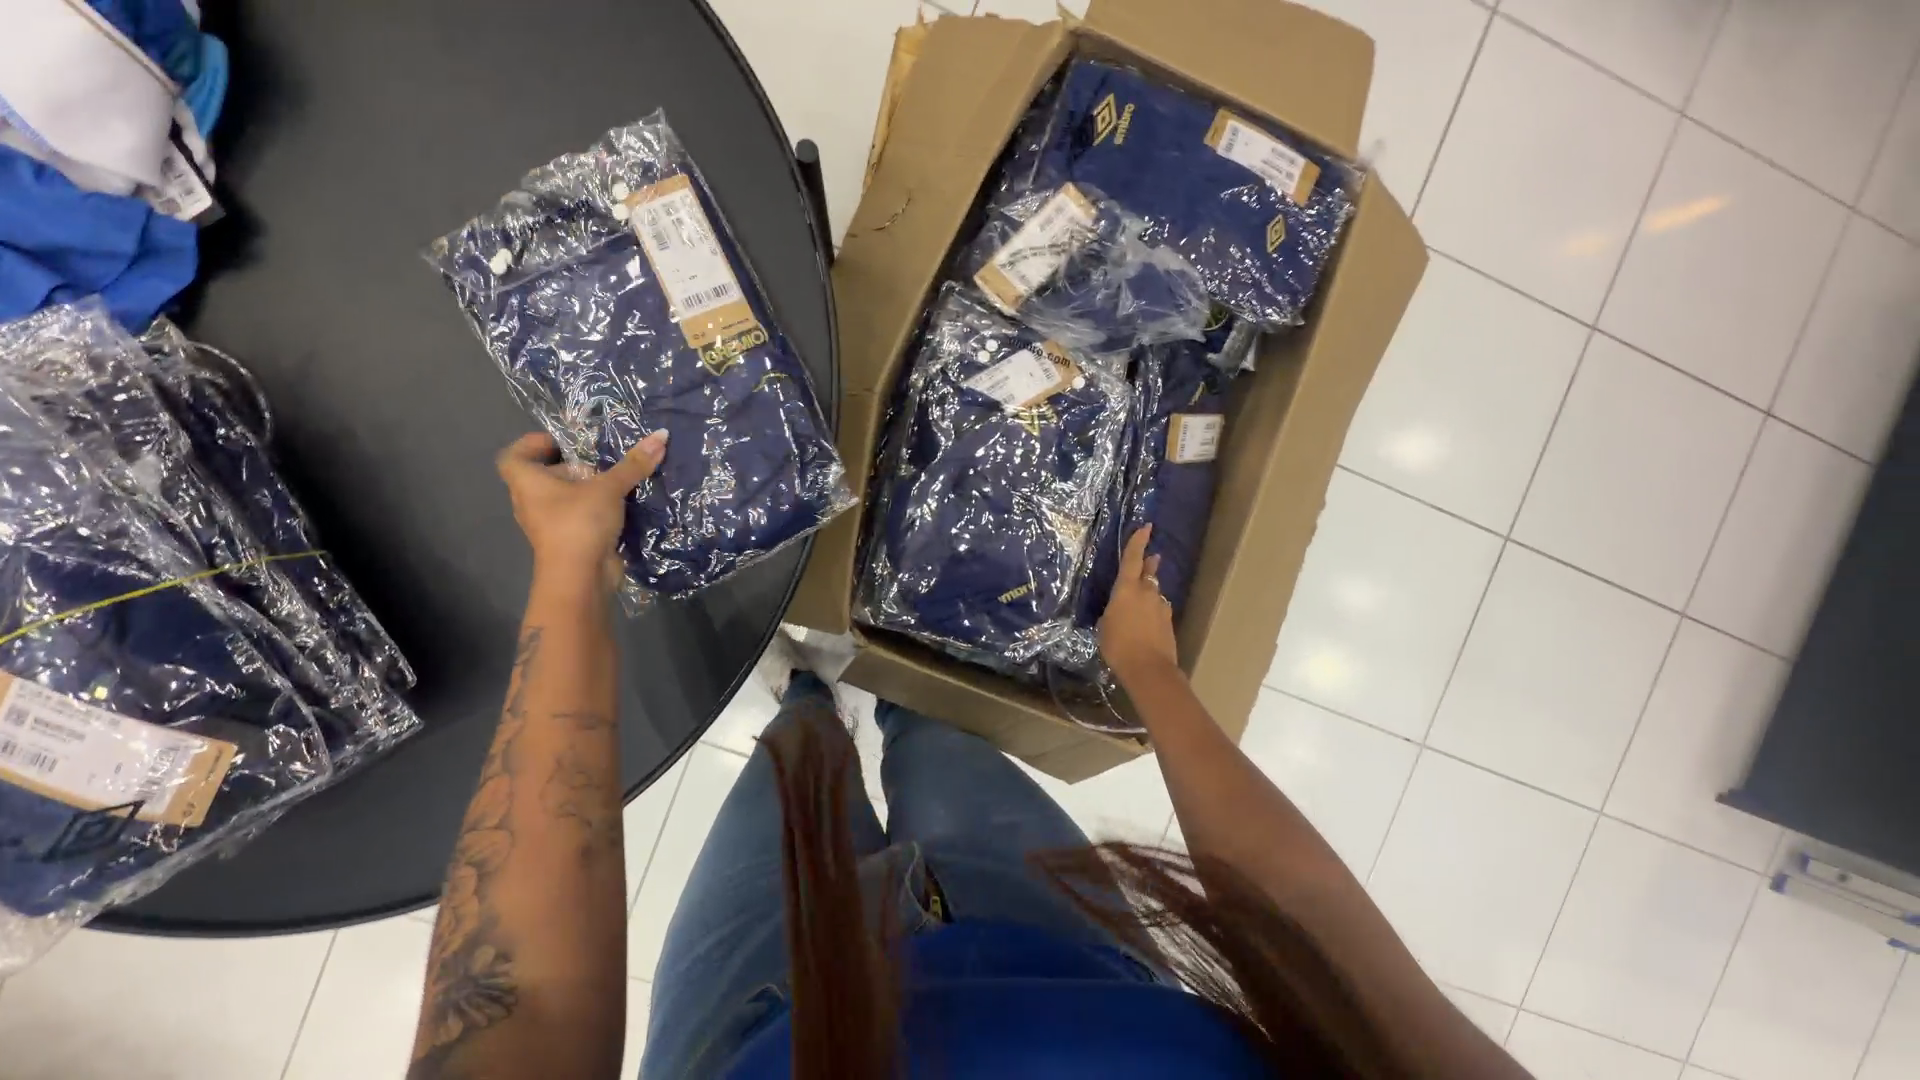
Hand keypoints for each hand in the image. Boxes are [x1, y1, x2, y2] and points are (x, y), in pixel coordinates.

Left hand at [496, 430, 666, 589]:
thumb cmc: (579, 522)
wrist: (580, 577)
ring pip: (563, 499)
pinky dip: (595, 511)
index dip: (531, 445)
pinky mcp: (568, 541)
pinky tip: (621, 507)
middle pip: (544, 477)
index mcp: (527, 483)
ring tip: (615, 483)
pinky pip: (578, 518)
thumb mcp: (608, 488)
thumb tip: (661, 436)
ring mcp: (548, 525)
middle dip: (571, 468)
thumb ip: (633, 464)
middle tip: (598, 463)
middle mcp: (532, 502)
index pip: (513, 457)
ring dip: (586, 491)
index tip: (561, 443)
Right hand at [1099, 526, 1178, 681]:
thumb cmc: (1118, 645)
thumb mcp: (1105, 626)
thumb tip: (1121, 607)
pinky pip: (1158, 610)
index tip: (1146, 527)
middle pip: (1148, 573)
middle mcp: (1147, 593)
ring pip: (1154, 594)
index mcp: (1127, 589)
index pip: (1132, 559)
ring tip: (1138, 605)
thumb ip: (1114, 610)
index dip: (1138, 541)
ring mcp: (1161, 607)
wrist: (1148, 668)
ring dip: (1148, 594)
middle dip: (1147, 565)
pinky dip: (1152, 612)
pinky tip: (1144, 625)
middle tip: (1150, 559)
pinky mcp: (1168, 623)